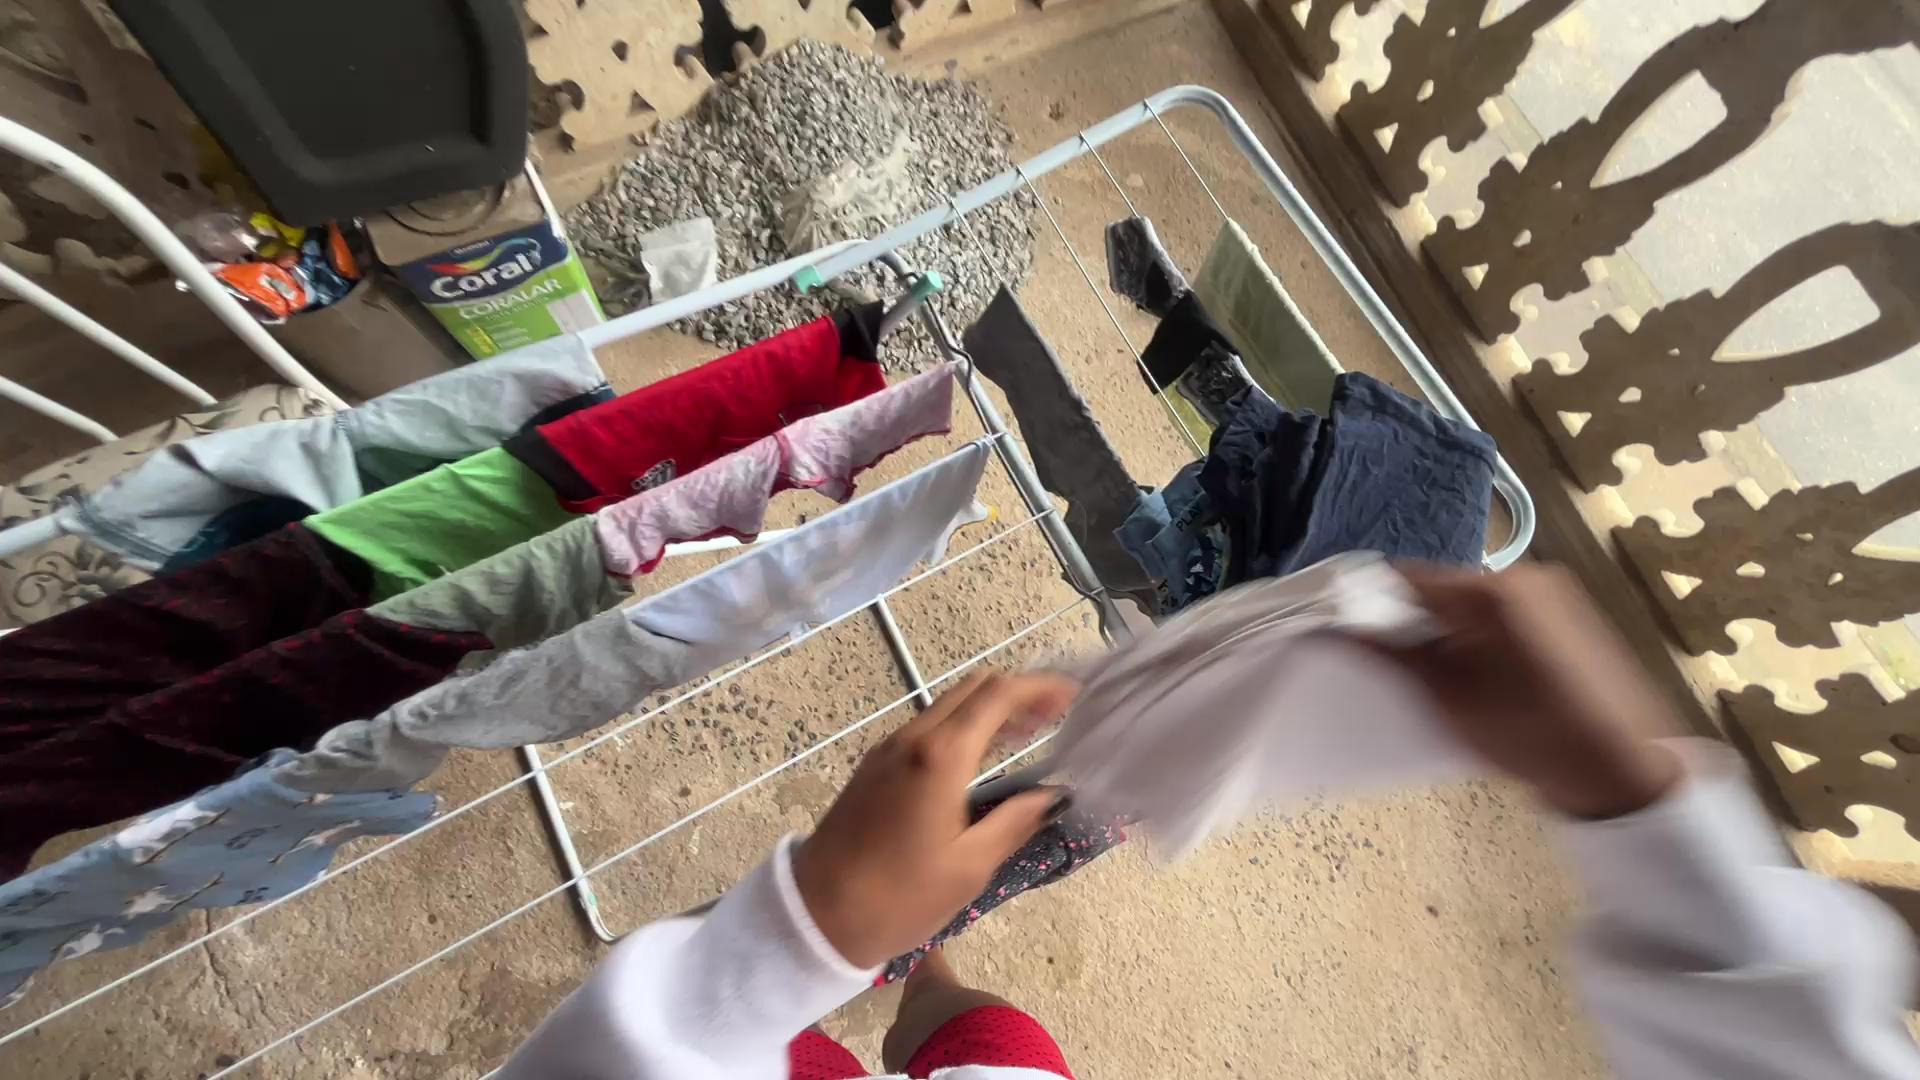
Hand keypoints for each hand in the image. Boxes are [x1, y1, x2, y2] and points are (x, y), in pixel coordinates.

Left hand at [792, 672, 1078, 967]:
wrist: (816, 913)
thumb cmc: (898, 895)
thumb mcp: (969, 866)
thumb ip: (1015, 821)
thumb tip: (1053, 794)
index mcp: (941, 755)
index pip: (998, 695)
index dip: (1039, 687)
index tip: (1072, 694)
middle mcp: (914, 736)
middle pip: (974, 688)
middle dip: (1018, 692)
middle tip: (1055, 716)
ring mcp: (891, 746)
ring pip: (950, 704)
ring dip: (991, 708)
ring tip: (1029, 732)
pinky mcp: (877, 763)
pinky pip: (930, 725)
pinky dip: (965, 725)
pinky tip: (982, 755)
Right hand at [1372, 563, 1684, 819]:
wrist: (1621, 774)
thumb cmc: (1524, 733)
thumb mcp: (1441, 695)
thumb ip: (1381, 651)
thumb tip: (1325, 628)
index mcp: (1489, 589)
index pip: (1399, 577)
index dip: (1363, 603)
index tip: (1342, 633)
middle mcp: (1520, 575)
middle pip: (1432, 588)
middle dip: (1403, 620)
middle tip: (1391, 663)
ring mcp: (1547, 592)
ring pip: (1460, 601)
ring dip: (1437, 629)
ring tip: (1435, 673)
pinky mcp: (1561, 613)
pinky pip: (1491, 612)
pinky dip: (1470, 634)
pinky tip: (1473, 671)